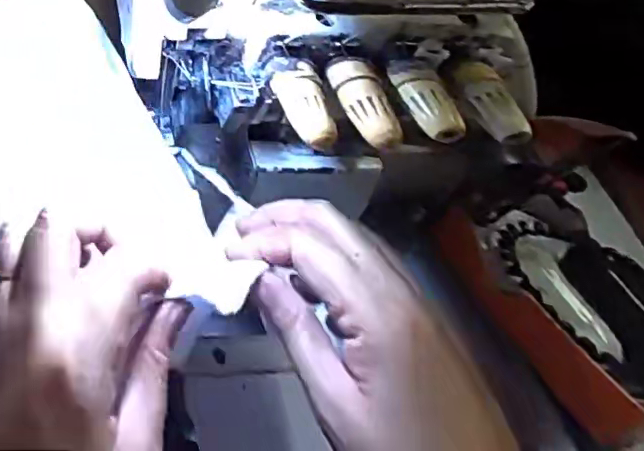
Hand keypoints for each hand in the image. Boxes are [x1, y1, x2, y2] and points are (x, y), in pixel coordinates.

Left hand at [0, 211, 191, 450]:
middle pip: (57, 224)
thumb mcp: (134, 437)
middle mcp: (29, 317)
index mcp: (77, 342)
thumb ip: (154, 358)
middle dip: (98, 231)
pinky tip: (36, 282)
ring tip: (81, 272)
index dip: (153, 265)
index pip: (123, 261)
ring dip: (54, 241)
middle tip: (121, 265)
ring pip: (14, 235)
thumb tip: (175, 306)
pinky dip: (9, 259)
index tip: (163, 287)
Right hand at [226, 200, 517, 450]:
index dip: (263, 242)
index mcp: (376, 305)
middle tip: (240, 232)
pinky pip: (366, 253)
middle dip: (281, 216)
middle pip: (330, 220)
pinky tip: (307, 272)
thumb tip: (259, 280)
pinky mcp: (417, 300)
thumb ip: (296, 332)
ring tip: (263, 244)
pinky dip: (329, 246)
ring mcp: (411, 286)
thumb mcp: (337, 403)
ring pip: (349, 230)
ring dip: (304, 226)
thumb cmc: (402, 449)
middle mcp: (395, 280)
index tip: (227, 254)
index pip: (307, 244)